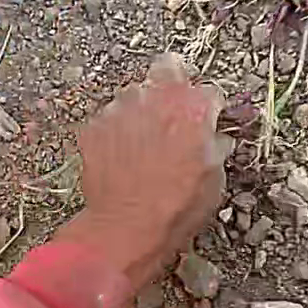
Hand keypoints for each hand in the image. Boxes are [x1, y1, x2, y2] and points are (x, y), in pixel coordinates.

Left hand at [59, 55, 229, 290]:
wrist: (125, 229)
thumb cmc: (174, 211)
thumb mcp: (212, 182)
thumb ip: (213, 146)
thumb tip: (212, 136)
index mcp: (193, 116)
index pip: (204, 89)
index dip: (204, 101)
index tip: (203, 111)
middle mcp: (156, 105)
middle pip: (165, 77)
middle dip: (169, 95)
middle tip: (170, 121)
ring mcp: (121, 113)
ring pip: (134, 93)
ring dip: (141, 109)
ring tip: (143, 141)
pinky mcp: (95, 128)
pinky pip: (108, 117)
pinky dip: (116, 129)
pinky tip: (121, 154)